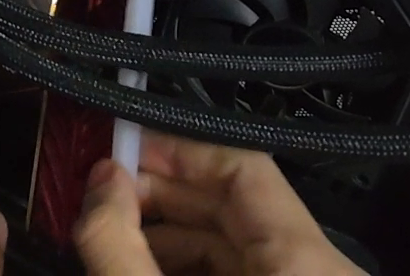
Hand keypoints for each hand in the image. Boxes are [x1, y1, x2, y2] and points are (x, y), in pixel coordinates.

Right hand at [73, 134, 364, 275]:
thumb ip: (118, 246)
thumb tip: (100, 180)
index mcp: (309, 269)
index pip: (242, 164)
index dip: (173, 145)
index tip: (118, 146)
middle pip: (235, 203)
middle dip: (159, 190)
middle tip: (102, 190)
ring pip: (236, 244)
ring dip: (168, 231)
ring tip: (114, 233)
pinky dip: (190, 267)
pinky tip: (144, 268)